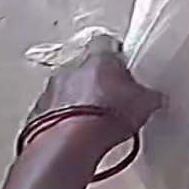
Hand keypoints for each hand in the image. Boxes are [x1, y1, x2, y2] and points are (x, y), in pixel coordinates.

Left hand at [27, 34, 166, 151]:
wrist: (69, 146)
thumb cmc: (108, 116)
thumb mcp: (145, 103)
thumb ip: (149, 96)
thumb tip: (155, 98)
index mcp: (98, 59)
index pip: (105, 42)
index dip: (115, 51)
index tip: (123, 61)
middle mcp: (70, 69)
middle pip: (83, 65)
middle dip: (94, 77)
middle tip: (110, 92)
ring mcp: (49, 92)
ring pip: (65, 87)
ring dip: (76, 98)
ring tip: (94, 117)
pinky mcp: (33, 116)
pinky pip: (50, 111)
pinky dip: (61, 118)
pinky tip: (76, 132)